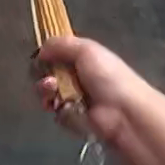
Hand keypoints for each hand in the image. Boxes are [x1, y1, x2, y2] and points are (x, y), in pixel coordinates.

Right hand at [33, 36, 155, 153]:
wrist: (124, 112)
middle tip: (50, 81)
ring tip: (55, 92)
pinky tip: (66, 108)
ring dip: (47, 92)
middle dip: (42, 76)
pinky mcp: (73, 119)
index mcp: (82, 58)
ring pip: (48, 94)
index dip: (46, 56)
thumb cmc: (108, 76)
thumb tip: (40, 51)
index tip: (42, 59)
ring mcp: (74, 98)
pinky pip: (56, 113)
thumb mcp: (87, 50)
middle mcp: (76, 76)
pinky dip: (59, 110)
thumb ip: (60, 44)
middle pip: (46, 74)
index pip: (55, 54)